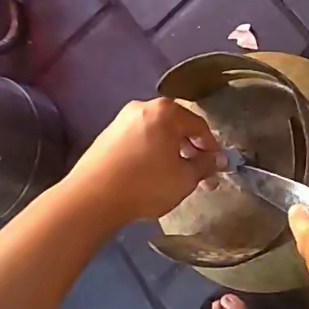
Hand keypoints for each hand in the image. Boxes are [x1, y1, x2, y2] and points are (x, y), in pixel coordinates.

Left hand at [59, 98, 221, 221]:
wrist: (89, 200)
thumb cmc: (146, 184)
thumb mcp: (186, 178)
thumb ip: (206, 165)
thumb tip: (218, 160)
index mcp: (166, 111)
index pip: (199, 125)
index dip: (212, 147)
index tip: (217, 165)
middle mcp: (143, 108)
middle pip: (176, 127)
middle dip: (191, 149)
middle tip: (199, 173)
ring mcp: (121, 121)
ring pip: (157, 134)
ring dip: (171, 152)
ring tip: (176, 176)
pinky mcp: (105, 137)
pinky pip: (139, 140)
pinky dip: (151, 153)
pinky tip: (152, 174)